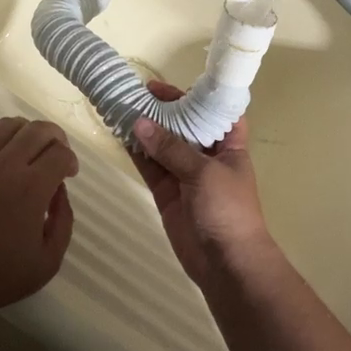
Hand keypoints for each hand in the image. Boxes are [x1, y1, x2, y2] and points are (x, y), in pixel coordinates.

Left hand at [0, 117, 76, 323]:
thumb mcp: (47, 262)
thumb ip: (63, 221)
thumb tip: (59, 192)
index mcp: (30, 188)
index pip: (60, 153)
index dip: (71, 160)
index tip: (69, 175)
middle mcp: (5, 167)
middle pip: (38, 130)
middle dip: (56, 137)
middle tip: (57, 157)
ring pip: (9, 125)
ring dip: (27, 132)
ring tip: (31, 152)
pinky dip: (1, 140)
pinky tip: (3, 160)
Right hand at [130, 81, 273, 285]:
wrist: (227, 264)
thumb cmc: (228, 209)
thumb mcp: (203, 172)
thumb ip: (171, 148)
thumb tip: (139, 122)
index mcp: (229, 145)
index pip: (216, 112)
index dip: (199, 97)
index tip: (175, 87)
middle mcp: (208, 156)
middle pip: (186, 125)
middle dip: (166, 110)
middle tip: (140, 93)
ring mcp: (186, 175)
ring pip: (164, 145)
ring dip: (147, 129)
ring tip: (124, 107)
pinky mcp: (168, 193)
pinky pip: (151, 166)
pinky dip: (138, 152)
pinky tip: (121, 134)